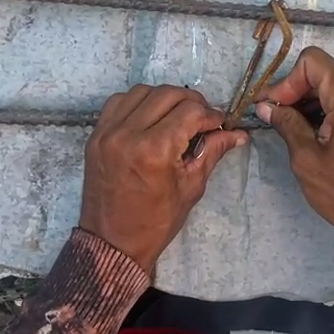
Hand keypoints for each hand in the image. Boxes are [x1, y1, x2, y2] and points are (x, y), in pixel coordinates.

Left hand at [80, 85, 248, 271]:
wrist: (112, 242)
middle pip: (168, 94)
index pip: (191, 112)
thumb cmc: (155, 222)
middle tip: (203, 118)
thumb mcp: (191, 187)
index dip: (211, 115)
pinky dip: (138, 102)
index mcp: (154, 150)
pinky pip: (118, 102)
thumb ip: (212, 152)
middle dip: (192, 102)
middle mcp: (128, 134)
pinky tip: (150, 116)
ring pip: (142, 91)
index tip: (219, 123)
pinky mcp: (96, 135)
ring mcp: (107, 132)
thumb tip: (238, 133)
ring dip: (164, 98)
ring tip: (177, 115)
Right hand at [256, 47, 333, 269]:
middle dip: (295, 91)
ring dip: (309, 103)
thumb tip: (266, 106)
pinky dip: (326, 113)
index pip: (312, 62)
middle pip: (323, 73)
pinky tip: (312, 136)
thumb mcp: (307, 159)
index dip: (287, 80)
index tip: (273, 107)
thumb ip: (287, 124)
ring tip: (290, 130)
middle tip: (274, 118)